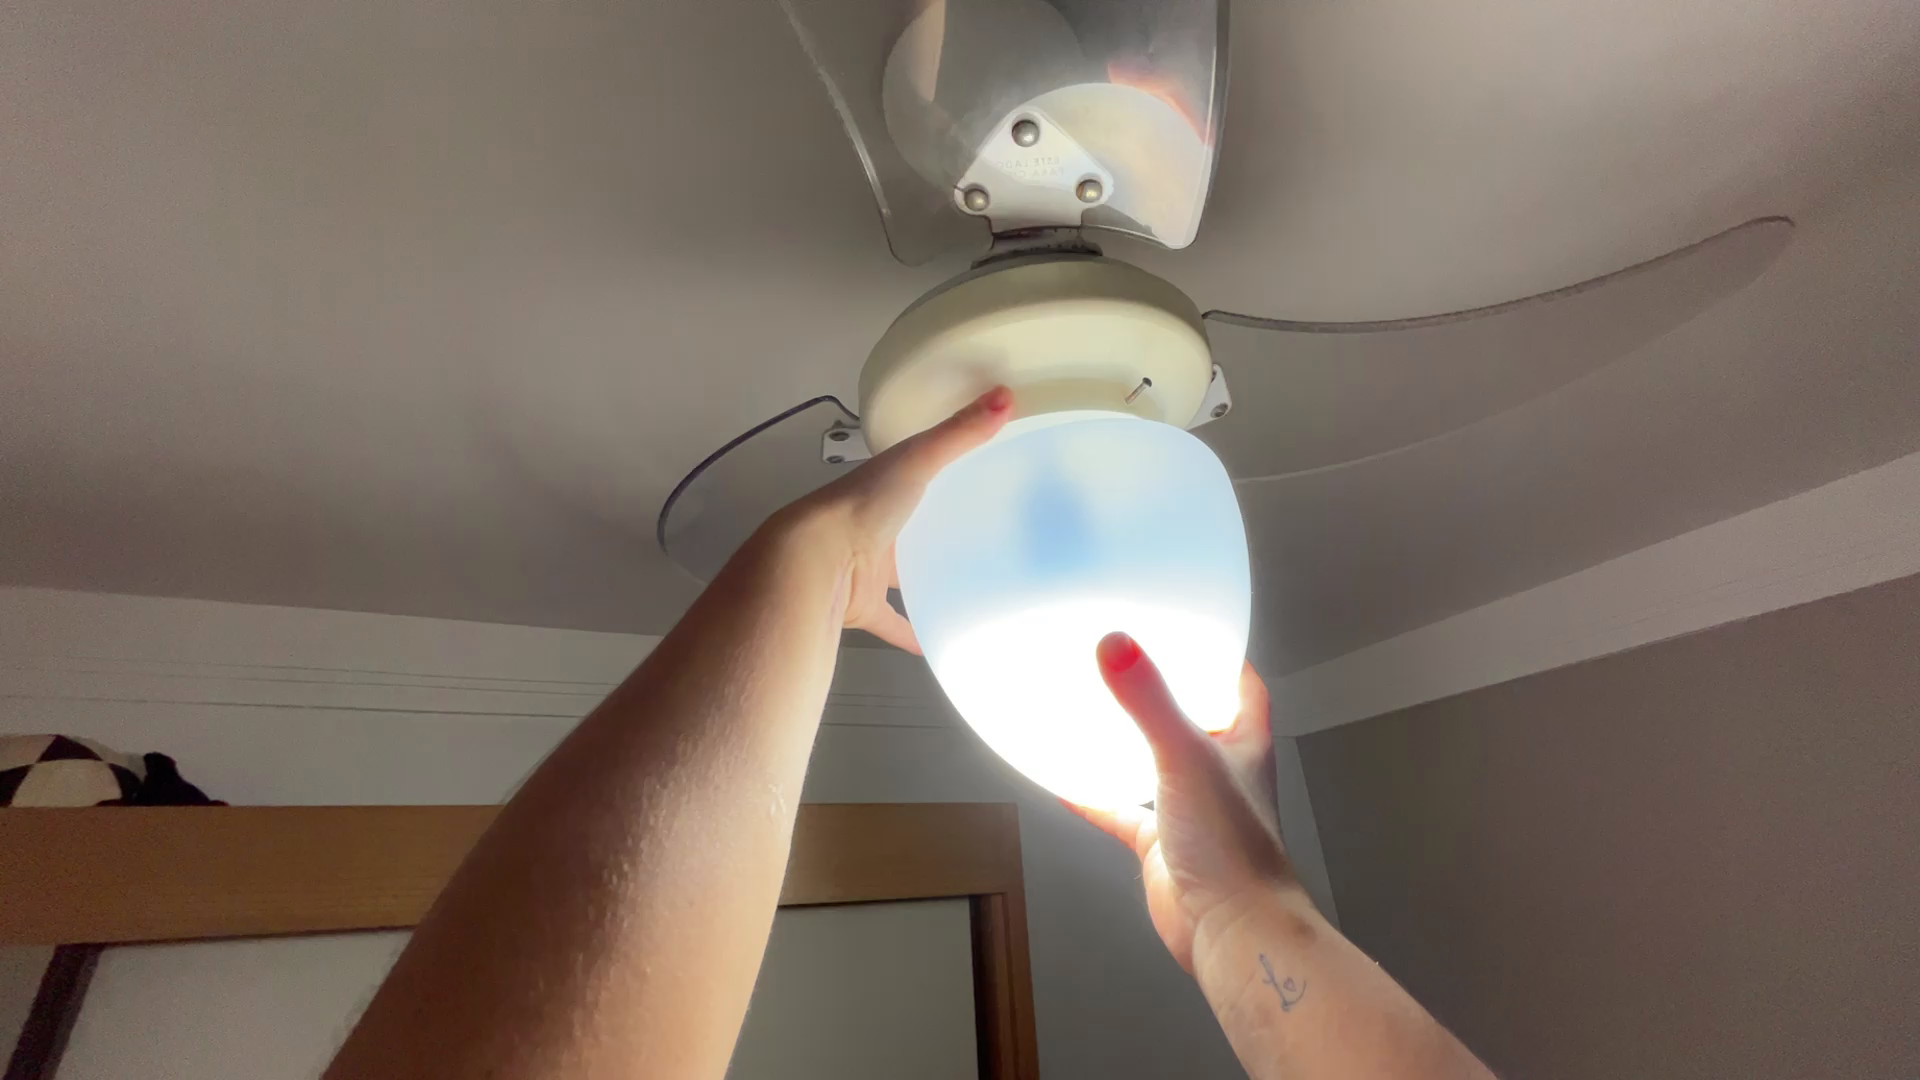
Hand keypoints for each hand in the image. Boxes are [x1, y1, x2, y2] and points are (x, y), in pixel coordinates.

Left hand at [762, 386, 1011, 651]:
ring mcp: (866, 568)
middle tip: (982, 536)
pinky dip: (910, 632)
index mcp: (884, 489)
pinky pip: (891, 621)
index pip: (916, 476)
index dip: (942, 475)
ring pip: (898, 574)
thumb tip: (1007, 394)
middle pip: (907, 527)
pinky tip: (937, 642)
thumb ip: (960, 433)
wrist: (814, 561)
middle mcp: (874, 526)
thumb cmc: (864, 504)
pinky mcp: (863, 605)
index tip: (979, 479)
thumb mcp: (917, 460)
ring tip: (967, 585)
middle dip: (932, 529)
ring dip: (920, 579)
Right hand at [1071, 634, 1301, 972]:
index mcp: (1243, 743)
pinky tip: (1066, 783)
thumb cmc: (1230, 845)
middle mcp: (1220, 772)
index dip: (1224, 657)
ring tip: (1096, 710)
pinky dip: (1095, 797)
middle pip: (1197, 720)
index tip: (1196, 630)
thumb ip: (1148, 700)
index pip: (1242, 687)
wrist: (1230, 933)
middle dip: (1171, 693)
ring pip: (1156, 764)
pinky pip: (1120, 811)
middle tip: (1132, 663)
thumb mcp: (1185, 755)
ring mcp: (1189, 808)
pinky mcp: (1160, 843)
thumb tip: (1114, 643)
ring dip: (1132, 741)